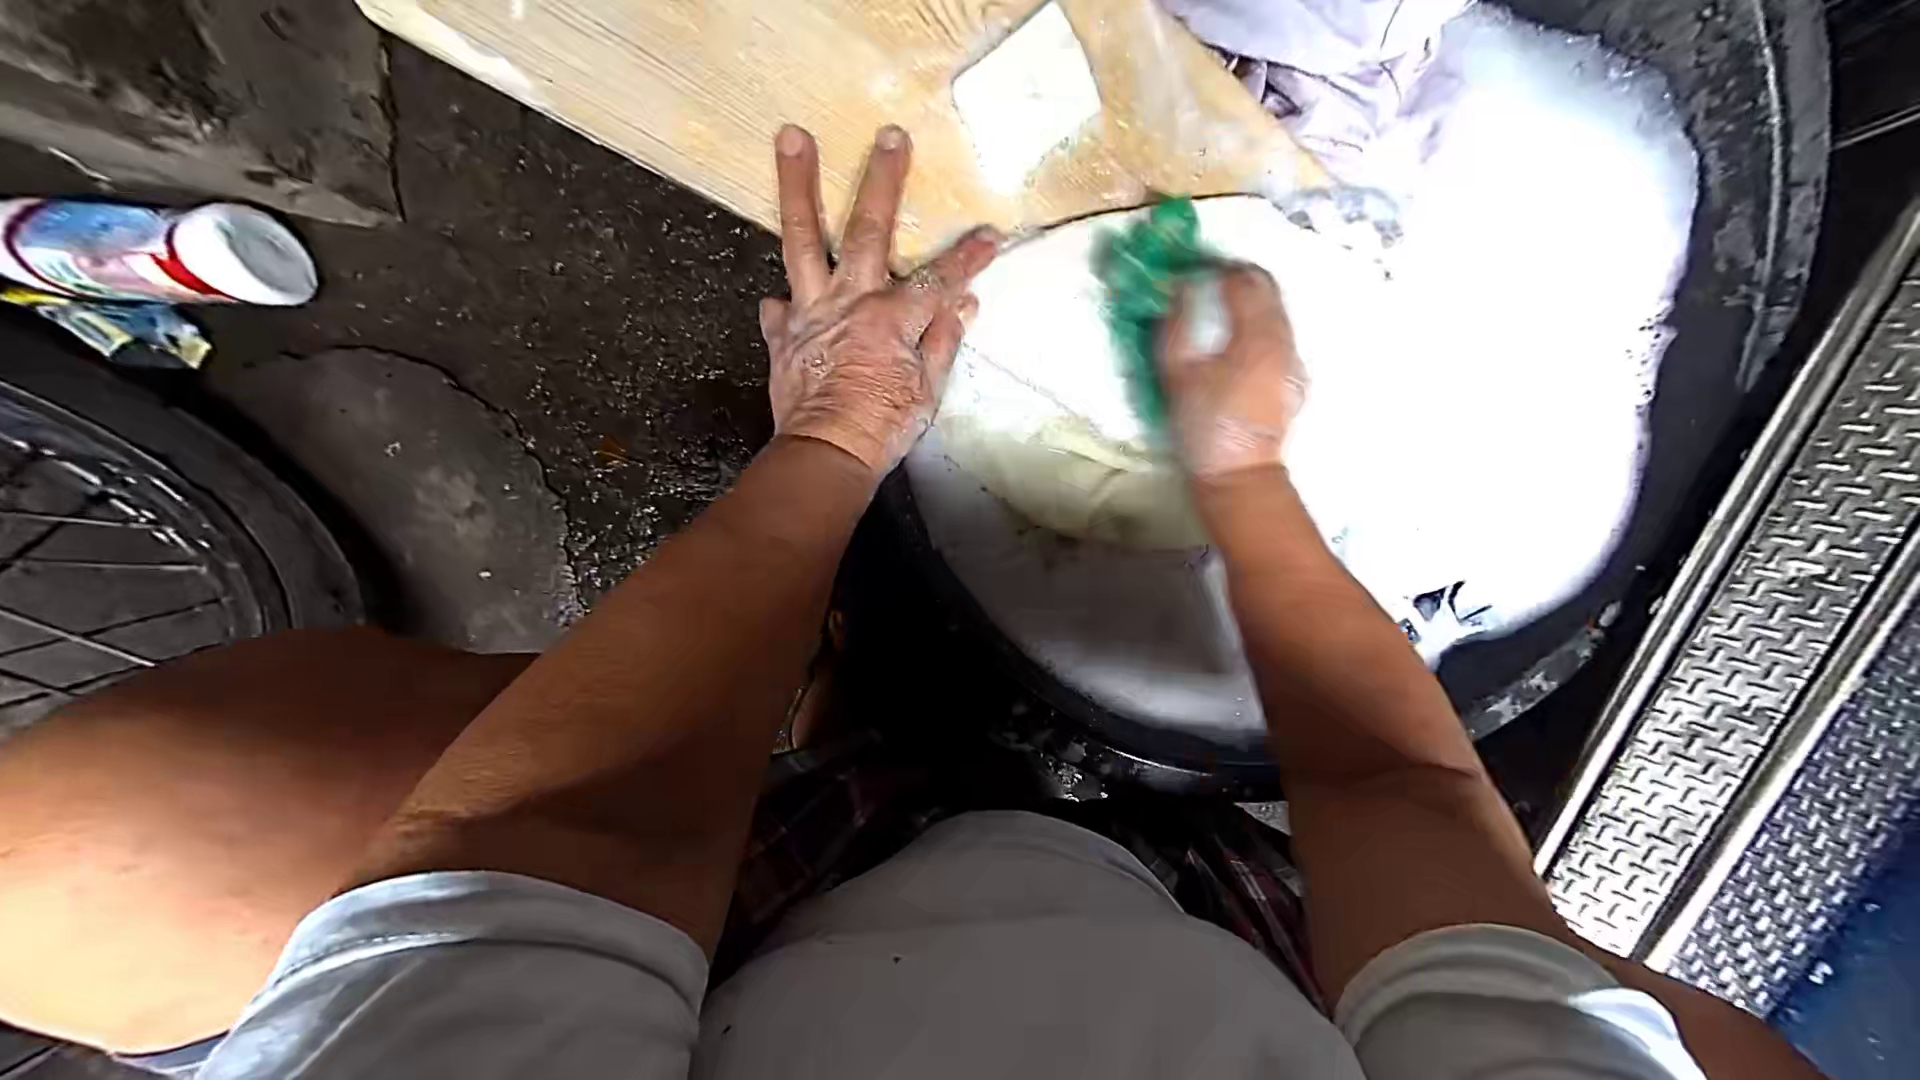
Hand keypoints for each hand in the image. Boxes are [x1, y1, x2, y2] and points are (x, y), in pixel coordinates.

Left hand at [759, 124, 1000, 474]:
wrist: (827, 453)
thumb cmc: (882, 426)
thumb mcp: (927, 392)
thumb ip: (942, 343)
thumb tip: (964, 307)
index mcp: (893, 318)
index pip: (939, 279)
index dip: (968, 258)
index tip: (991, 236)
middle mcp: (851, 301)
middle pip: (868, 230)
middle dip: (883, 181)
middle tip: (888, 136)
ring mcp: (812, 313)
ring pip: (803, 240)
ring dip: (799, 187)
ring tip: (791, 138)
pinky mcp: (783, 334)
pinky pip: (777, 308)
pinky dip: (784, 302)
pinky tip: (783, 299)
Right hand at [1157, 265, 1308, 483]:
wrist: (1239, 473)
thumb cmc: (1204, 425)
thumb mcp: (1177, 377)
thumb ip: (1175, 329)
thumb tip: (1176, 291)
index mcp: (1258, 335)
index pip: (1244, 279)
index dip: (1218, 267)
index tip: (1194, 269)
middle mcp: (1285, 339)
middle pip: (1268, 288)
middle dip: (1237, 278)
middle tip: (1207, 282)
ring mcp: (1294, 359)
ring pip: (1276, 312)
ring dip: (1249, 302)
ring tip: (1219, 311)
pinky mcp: (1293, 378)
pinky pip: (1278, 336)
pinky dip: (1258, 326)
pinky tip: (1235, 345)